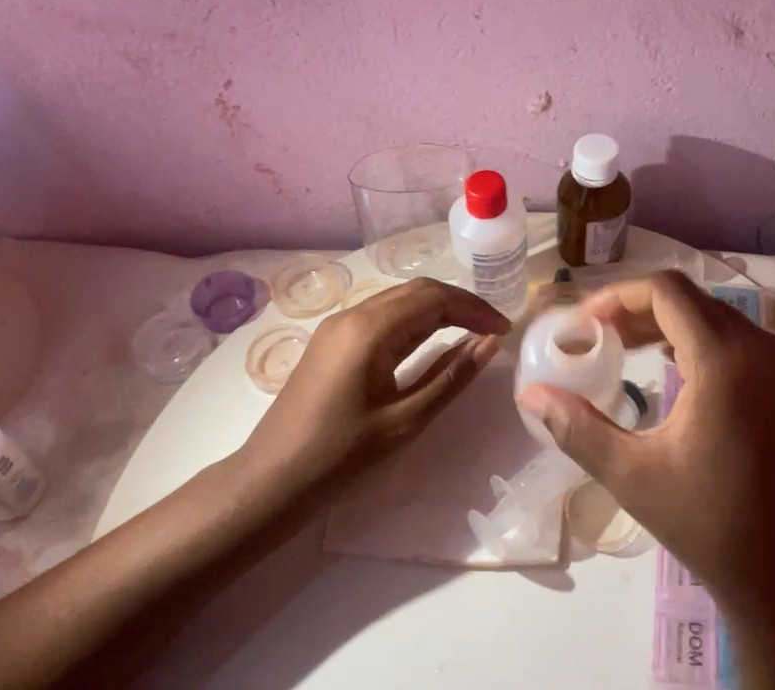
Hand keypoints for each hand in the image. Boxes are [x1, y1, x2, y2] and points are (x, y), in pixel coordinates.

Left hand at [234, 277, 509, 502]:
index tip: (504, 330)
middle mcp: (352, 315)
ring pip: (398, 302)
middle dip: (459, 304)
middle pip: (417, 291)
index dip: (474, 309)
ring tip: (470, 334)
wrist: (270, 482)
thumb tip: (489, 343)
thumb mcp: (407, 419)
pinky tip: (430, 343)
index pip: (434, 297)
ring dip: (437, 311)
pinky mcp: (330, 344)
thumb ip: (451, 377)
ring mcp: (337, 328)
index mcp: (370, 329)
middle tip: (491, 330)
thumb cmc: (341, 455)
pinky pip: (381, 318)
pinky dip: (414, 323)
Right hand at [517, 272, 774, 688]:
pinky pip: (740, 340)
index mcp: (726, 360)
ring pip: (717, 317)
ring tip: (624, 349)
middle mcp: (762, 348)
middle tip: (596, 337)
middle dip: (638, 309)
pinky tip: (672, 369)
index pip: (667, 291)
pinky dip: (699, 341)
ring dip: (669, 324)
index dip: (619, 295)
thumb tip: (530, 395)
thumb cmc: (712, 527)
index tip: (585, 323)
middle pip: (692, 300)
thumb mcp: (635, 476)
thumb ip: (578, 428)